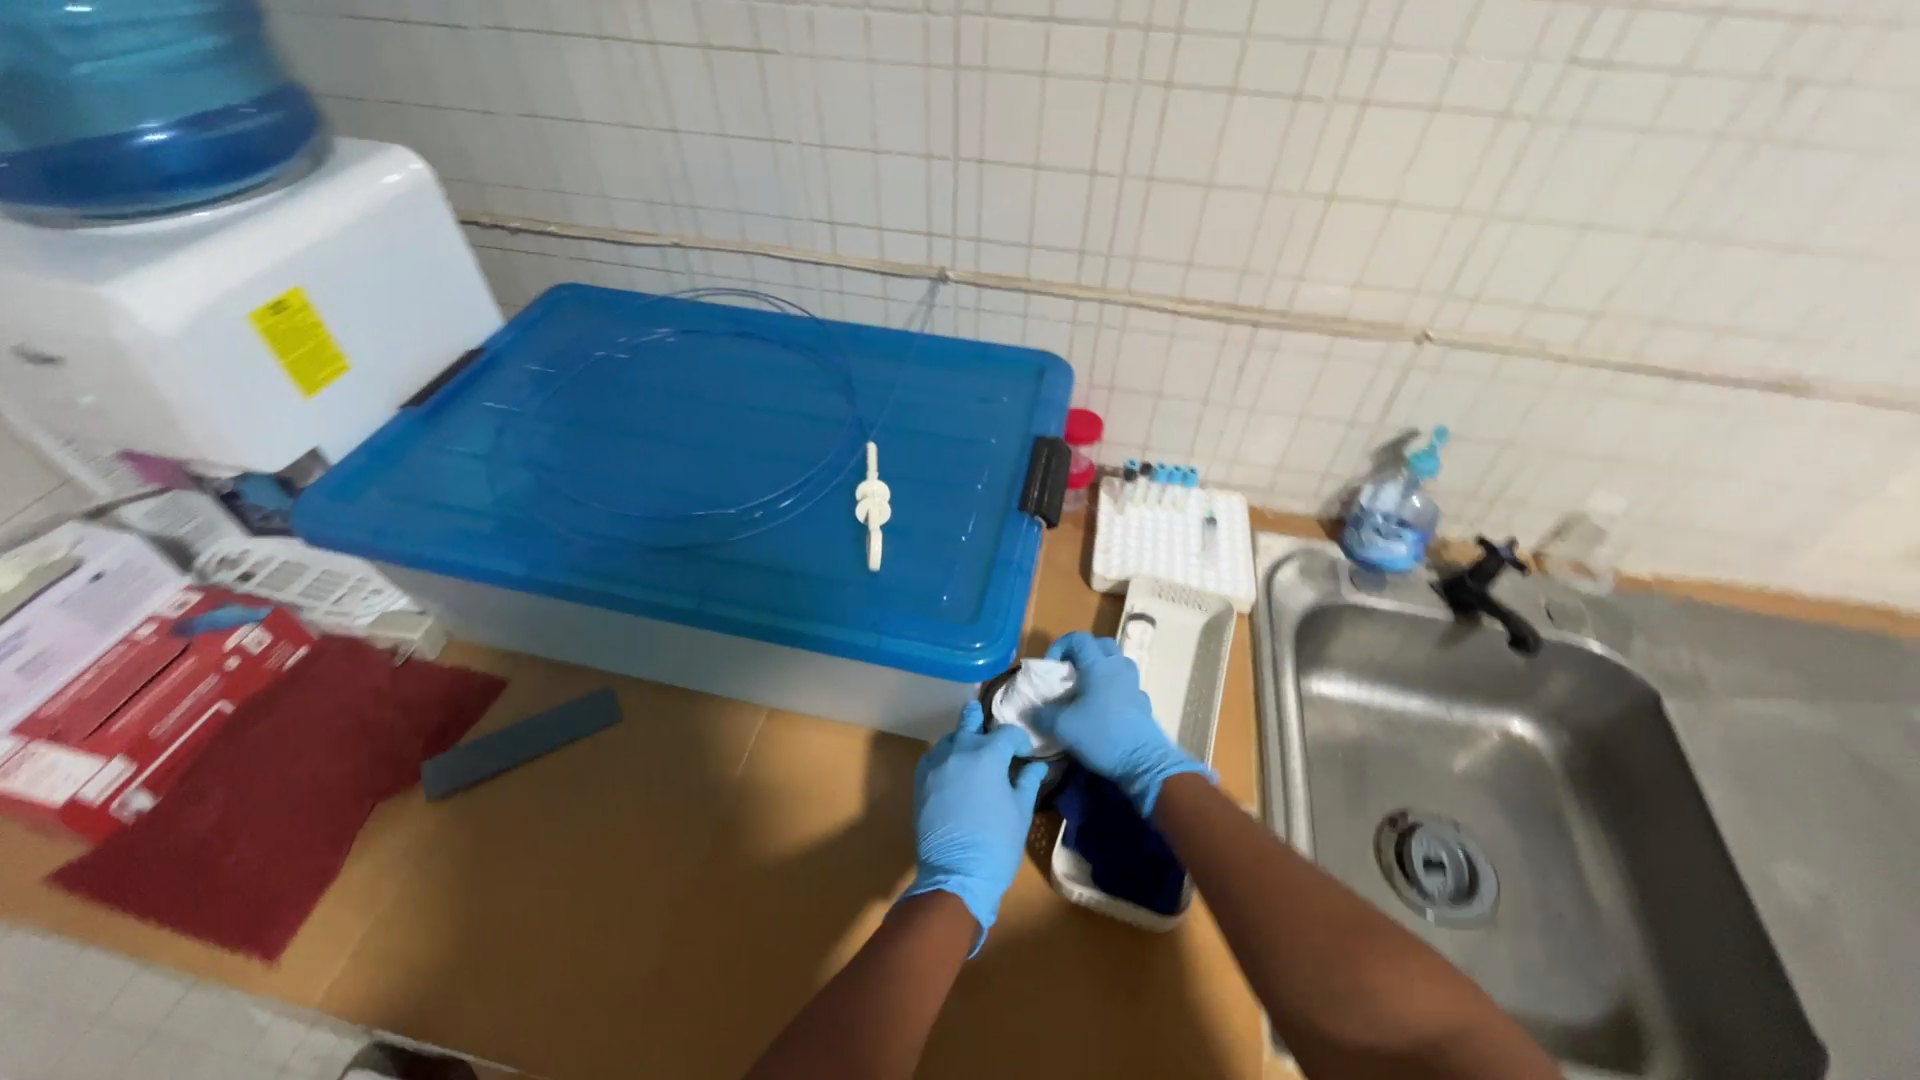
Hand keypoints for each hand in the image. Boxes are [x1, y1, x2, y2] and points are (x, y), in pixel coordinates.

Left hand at [899, 702, 1045, 951]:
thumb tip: (1037, 766)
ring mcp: (936, 765)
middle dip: (980, 720)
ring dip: (961, 738)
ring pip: (949, 738)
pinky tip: (953, 767)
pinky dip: (944, 755)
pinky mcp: (920, 781)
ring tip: (971, 748)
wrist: (956, 873)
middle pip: (969, 721)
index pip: (1006, 733)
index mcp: (988, 755)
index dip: (1019, 740)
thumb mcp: (1021, 811)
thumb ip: (1027, 782)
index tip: (1025, 753)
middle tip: (987, 723)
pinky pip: (933, 757)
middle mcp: (959, 751)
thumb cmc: (997, 843)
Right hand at [1034, 631, 1208, 815]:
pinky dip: (1113, 689)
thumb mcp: (1062, 727)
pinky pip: (1126, 686)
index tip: (1051, 666)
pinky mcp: (1143, 704)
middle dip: (1083, 653)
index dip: (1061, 645)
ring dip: (1101, 668)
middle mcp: (1118, 669)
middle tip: (1069, 671)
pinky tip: (1104, 709)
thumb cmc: (1101, 736)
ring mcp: (1134, 686)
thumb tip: (1029, 711)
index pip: (1079, 638)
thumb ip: (1041, 715)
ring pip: (1118, 663)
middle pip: (1102, 645)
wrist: (1144, 762)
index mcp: (1098, 666)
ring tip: (1086, 688)